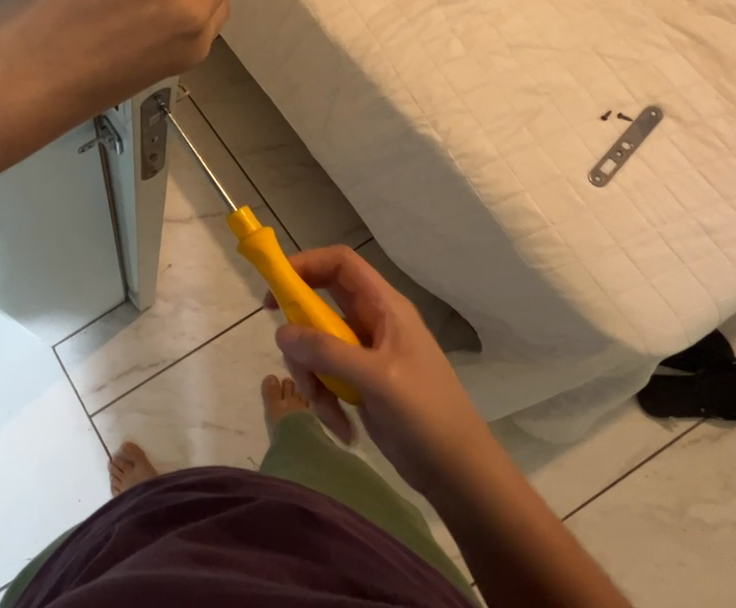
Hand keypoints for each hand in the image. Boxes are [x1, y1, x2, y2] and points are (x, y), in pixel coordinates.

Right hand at [270, 246, 495, 496]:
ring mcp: (364, 355)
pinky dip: (324, 399)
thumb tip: (280, 332)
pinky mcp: (359, 383)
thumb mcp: (376, 378)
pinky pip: (324, 377)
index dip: (305, 264)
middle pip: (318, 305)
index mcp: (384, 308)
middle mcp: (372, 323)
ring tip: (328, 408)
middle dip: (300, 334)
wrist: (460, 474)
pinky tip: (341, 425)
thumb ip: (326, 351)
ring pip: (315, 346)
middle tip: (292, 358)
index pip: (340, 263)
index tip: (275, 288)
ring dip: (311, 376)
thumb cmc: (427, 416)